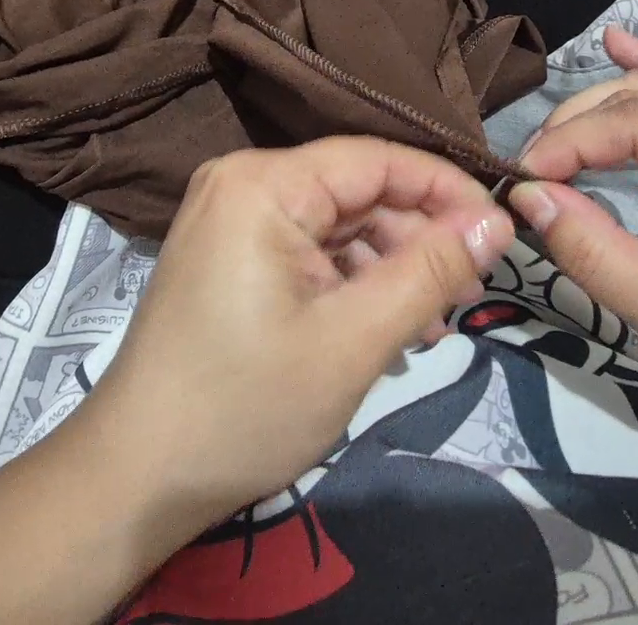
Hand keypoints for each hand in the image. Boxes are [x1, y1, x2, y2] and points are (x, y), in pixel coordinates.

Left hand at [81, 137, 512, 527]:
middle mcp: (244, 185)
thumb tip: (497, 220)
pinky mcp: (232, 258)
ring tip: (430, 328)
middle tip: (467, 297)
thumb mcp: (354, 339)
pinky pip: (311, 252)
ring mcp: (232, 221)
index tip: (500, 234)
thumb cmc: (246, 406)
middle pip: (359, 191)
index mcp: (263, 183)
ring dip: (391, 269)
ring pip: (340, 226)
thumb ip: (431, 270)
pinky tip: (385, 330)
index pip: (377, 159)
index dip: (445, 190)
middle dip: (419, 239)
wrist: (137, 478)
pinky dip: (354, 285)